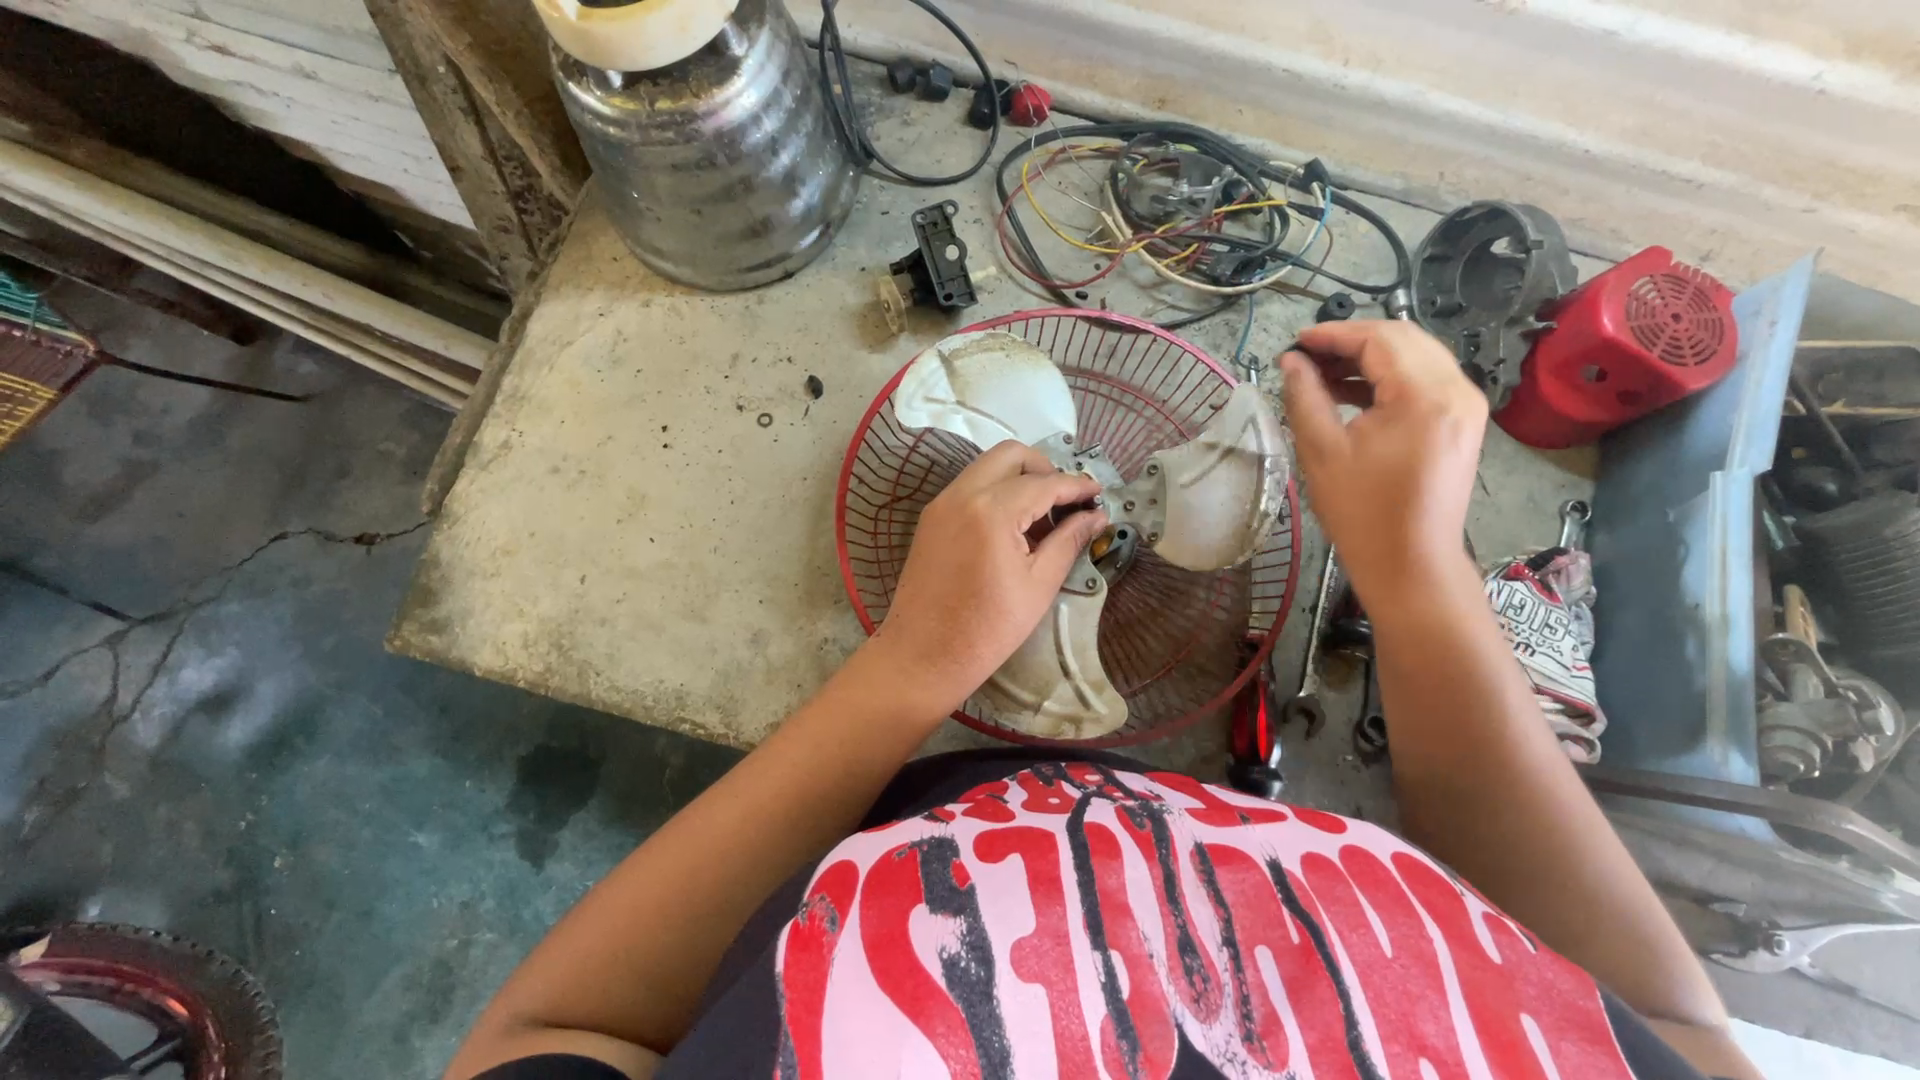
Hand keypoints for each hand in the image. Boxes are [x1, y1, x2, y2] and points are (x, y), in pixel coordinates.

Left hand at [867, 440, 1107, 713]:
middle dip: (1045, 470)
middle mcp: (962, 494)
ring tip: (1042, 519)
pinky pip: (969, 487)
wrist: (923, 656)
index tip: (1098, 495)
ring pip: (987, 467)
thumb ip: (1068, 541)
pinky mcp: (931, 518)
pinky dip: (995, 492)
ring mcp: (941, 504)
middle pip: (1011, 456)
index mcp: (991, 510)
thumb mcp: (1038, 585)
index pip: (1044, 483)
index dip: (1076, 487)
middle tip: (1066, 502)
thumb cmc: (987, 629)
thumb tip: (1095, 516)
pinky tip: (1012, 528)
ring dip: (1019, 480)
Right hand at [1280, 320, 1486, 605]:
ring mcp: (1465, 406)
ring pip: (1417, 356)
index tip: (1296, 341)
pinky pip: (1426, 380)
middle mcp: (1456, 390)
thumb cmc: (1362, 512)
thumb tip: (1292, 361)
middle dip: (1352, 341)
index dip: (1334, 334)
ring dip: (1370, 358)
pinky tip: (1352, 392)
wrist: (1410, 562)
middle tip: (1307, 357)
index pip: (1380, 338)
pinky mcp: (1462, 422)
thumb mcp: (1322, 451)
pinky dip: (1389, 377)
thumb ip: (1305, 396)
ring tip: (1323, 375)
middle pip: (1403, 339)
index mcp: (1424, 395)